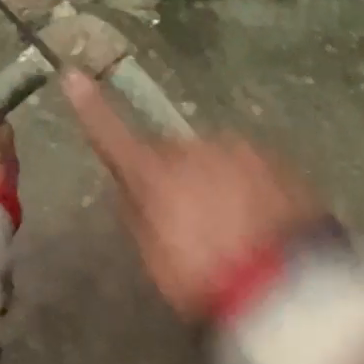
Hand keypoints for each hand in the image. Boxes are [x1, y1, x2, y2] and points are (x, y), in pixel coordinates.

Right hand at [61, 72, 325, 318]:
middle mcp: (195, 150)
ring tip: (233, 232)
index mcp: (157, 175)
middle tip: (190, 225)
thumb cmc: (208, 280)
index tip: (72, 76)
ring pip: (216, 159)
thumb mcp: (157, 260)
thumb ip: (137, 215)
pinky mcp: (280, 161)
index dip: (91, 108)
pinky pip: (251, 168)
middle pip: (173, 154)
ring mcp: (241, 151)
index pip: (113, 137)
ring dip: (217, 182)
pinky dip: (249, 187)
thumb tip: (127, 187)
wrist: (291, 287)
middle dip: (177, 176)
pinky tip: (260, 223)